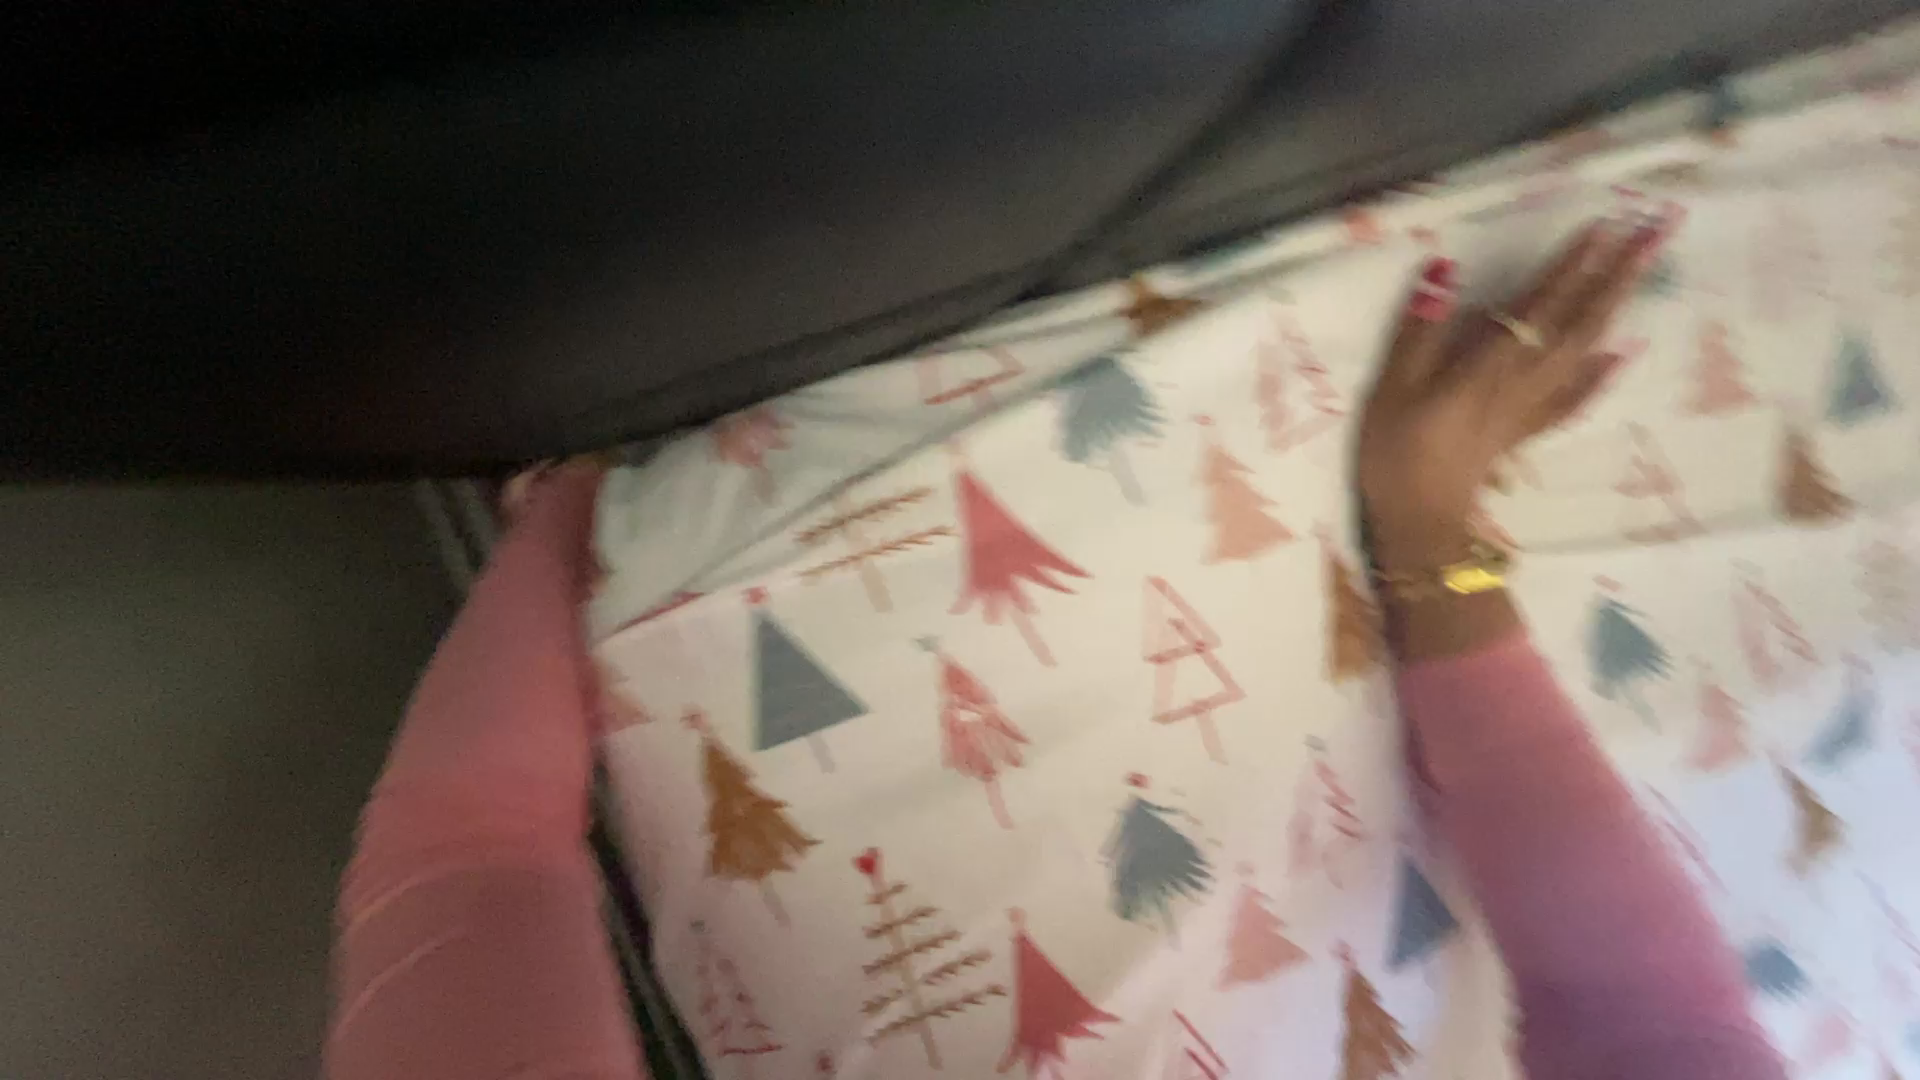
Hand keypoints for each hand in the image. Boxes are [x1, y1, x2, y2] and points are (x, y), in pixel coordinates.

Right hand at [1357, 206, 1680, 567]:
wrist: (1417, 519)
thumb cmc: (1394, 453)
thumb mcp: (1390, 389)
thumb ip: (1419, 330)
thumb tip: (1443, 269)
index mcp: (1486, 368)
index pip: (1537, 305)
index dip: (1571, 264)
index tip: (1607, 221)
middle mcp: (1521, 381)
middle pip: (1578, 322)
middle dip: (1618, 274)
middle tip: (1659, 229)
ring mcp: (1529, 409)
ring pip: (1584, 352)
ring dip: (1616, 308)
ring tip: (1644, 271)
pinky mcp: (1525, 431)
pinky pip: (1574, 397)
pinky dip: (1601, 373)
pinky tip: (1621, 352)